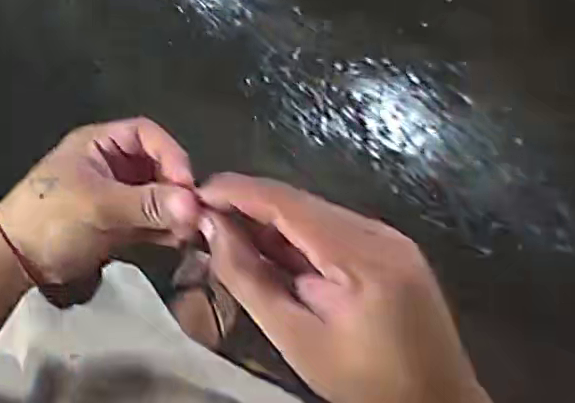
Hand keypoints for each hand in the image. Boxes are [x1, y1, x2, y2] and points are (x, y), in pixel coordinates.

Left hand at [0, 118, 199, 284]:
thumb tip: (193, 203)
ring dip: (180, 213)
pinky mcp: (126, 223)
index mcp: (97, 144)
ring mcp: (120, 194)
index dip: (171, 153)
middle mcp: (112, 164)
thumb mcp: (96, 205)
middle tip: (196, 219)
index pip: (145, 133)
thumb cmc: (50, 215)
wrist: (24, 255)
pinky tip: (181, 244)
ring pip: (164, 195)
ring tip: (189, 235)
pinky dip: (172, 230)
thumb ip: (144, 203)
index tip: (188, 187)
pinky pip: (159, 221)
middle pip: (161, 164)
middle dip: (180, 188)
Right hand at [198, 175, 487, 402]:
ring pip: (301, 205)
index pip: (279, 199)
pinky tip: (267, 248)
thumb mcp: (293, 336)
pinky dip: (285, 227)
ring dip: (260, 215)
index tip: (187, 198)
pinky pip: (320, 219)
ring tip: (227, 235)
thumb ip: (244, 274)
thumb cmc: (367, 383)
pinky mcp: (387, 246)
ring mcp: (388, 239)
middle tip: (201, 219)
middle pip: (289, 197)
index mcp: (363, 258)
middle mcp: (379, 235)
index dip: (227, 191)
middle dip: (239, 203)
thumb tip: (204, 221)